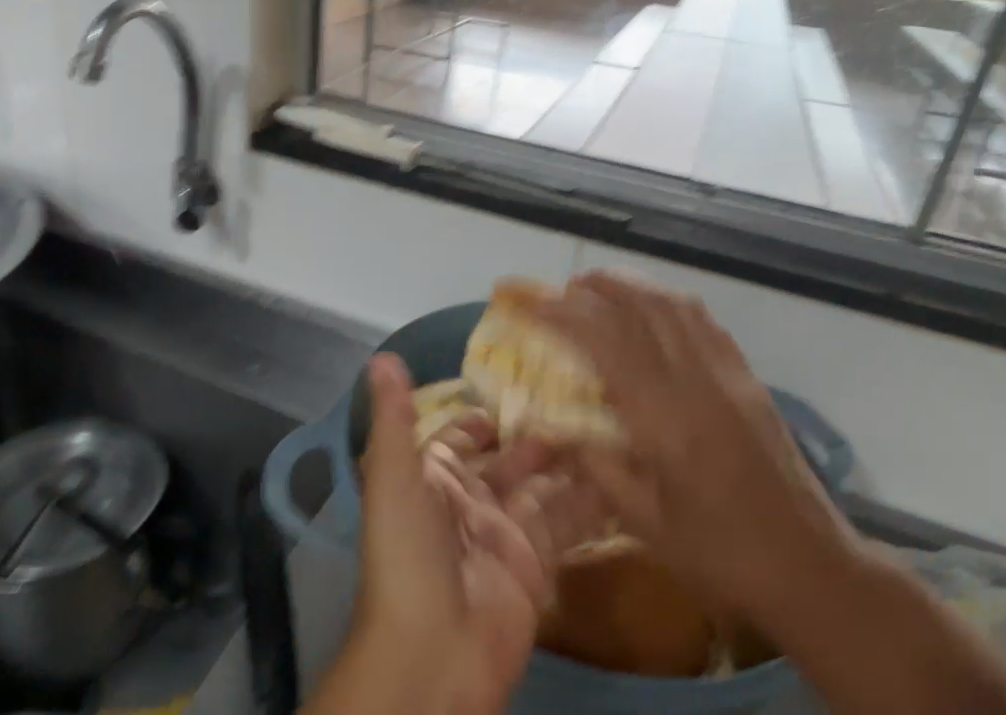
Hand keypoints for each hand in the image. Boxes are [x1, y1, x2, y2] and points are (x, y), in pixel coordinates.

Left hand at [349, 354, 606, 714]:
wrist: (432, 649)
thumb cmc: (408, 553)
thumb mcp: (392, 477)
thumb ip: (394, 417)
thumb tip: (382, 356)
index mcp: (432, 479)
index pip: (458, 437)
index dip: (484, 414)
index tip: (523, 380)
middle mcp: (469, 502)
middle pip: (509, 461)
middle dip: (538, 435)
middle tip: (584, 400)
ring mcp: (505, 535)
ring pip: (544, 489)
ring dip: (572, 463)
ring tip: (613, 426)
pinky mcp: (537, 565)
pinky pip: (567, 526)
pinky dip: (592, 504)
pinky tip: (623, 475)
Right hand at [530, 272, 862, 621]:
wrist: (809, 565)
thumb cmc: (719, 553)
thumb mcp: (644, 522)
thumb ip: (597, 466)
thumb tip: (555, 428)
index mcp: (665, 418)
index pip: (606, 343)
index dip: (564, 315)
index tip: (531, 303)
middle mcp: (697, 382)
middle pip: (646, 308)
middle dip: (601, 287)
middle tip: (565, 287)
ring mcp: (729, 376)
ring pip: (679, 308)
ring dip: (637, 286)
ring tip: (603, 287)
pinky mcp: (751, 381)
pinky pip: (708, 324)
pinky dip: (673, 304)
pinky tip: (657, 310)